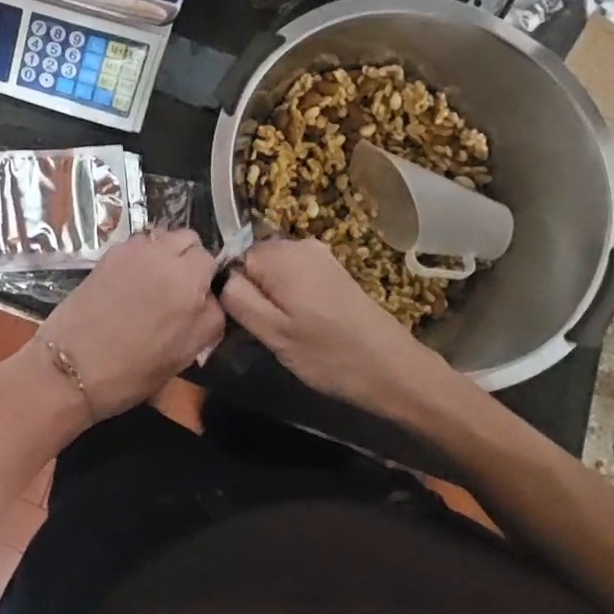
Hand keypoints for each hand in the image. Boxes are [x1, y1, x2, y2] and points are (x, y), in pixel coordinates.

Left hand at [31, 231, 225, 420]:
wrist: (72, 366)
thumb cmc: (135, 369)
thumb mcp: (187, 352)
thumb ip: (211, 317)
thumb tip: (211, 298)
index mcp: (189, 279)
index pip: (211, 258)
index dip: (207, 277)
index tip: (199, 296)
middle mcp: (163, 255)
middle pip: (187, 239)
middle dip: (188, 257)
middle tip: (179, 287)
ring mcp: (132, 251)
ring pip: (160, 237)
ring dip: (163, 253)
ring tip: (154, 282)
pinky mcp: (108, 254)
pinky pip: (135, 244)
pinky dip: (139, 256)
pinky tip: (130, 282)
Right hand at [219, 237, 463, 418]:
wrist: (395, 370)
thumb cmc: (328, 354)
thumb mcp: (272, 332)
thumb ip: (236, 298)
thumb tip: (218, 276)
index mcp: (279, 254)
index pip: (233, 261)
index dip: (235, 292)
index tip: (251, 323)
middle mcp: (299, 244)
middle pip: (254, 264)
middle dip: (255, 294)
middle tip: (270, 332)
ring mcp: (320, 256)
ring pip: (274, 273)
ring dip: (274, 299)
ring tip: (290, 333)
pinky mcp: (334, 271)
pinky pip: (296, 277)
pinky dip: (294, 299)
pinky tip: (308, 327)